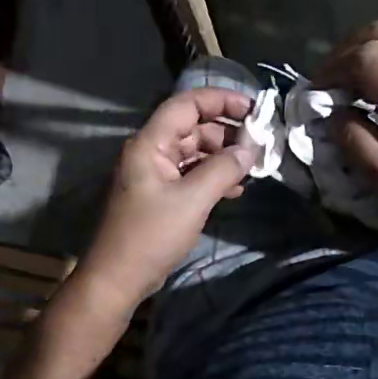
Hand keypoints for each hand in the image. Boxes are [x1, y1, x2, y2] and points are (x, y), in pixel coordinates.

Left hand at [76, 88, 257, 309]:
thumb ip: (223, 170)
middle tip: (259, 143)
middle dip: (227, 131)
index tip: (254, 109)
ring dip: (222, 156)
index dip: (221, 100)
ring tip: (252, 166)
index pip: (187, 104)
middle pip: (192, 127)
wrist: (118, 278)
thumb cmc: (151, 235)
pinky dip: (211, 177)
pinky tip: (235, 188)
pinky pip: (188, 175)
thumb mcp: (192, 200)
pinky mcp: (158, 197)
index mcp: (149, 144)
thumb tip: (250, 150)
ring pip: (193, 153)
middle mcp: (149, 153)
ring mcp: (152, 175)